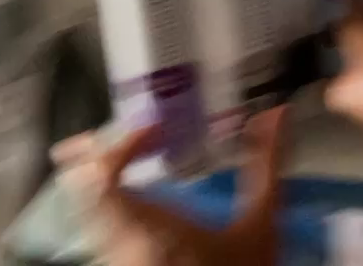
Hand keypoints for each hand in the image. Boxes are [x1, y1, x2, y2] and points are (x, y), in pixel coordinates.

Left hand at [53, 106, 288, 265]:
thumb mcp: (262, 226)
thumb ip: (266, 165)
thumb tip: (277, 111)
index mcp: (151, 233)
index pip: (102, 182)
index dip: (117, 147)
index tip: (156, 131)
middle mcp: (120, 251)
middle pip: (85, 192)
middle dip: (108, 154)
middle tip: (143, 133)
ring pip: (90, 212)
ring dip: (110, 178)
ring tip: (140, 155)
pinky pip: (102, 232)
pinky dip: (115, 204)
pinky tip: (143, 196)